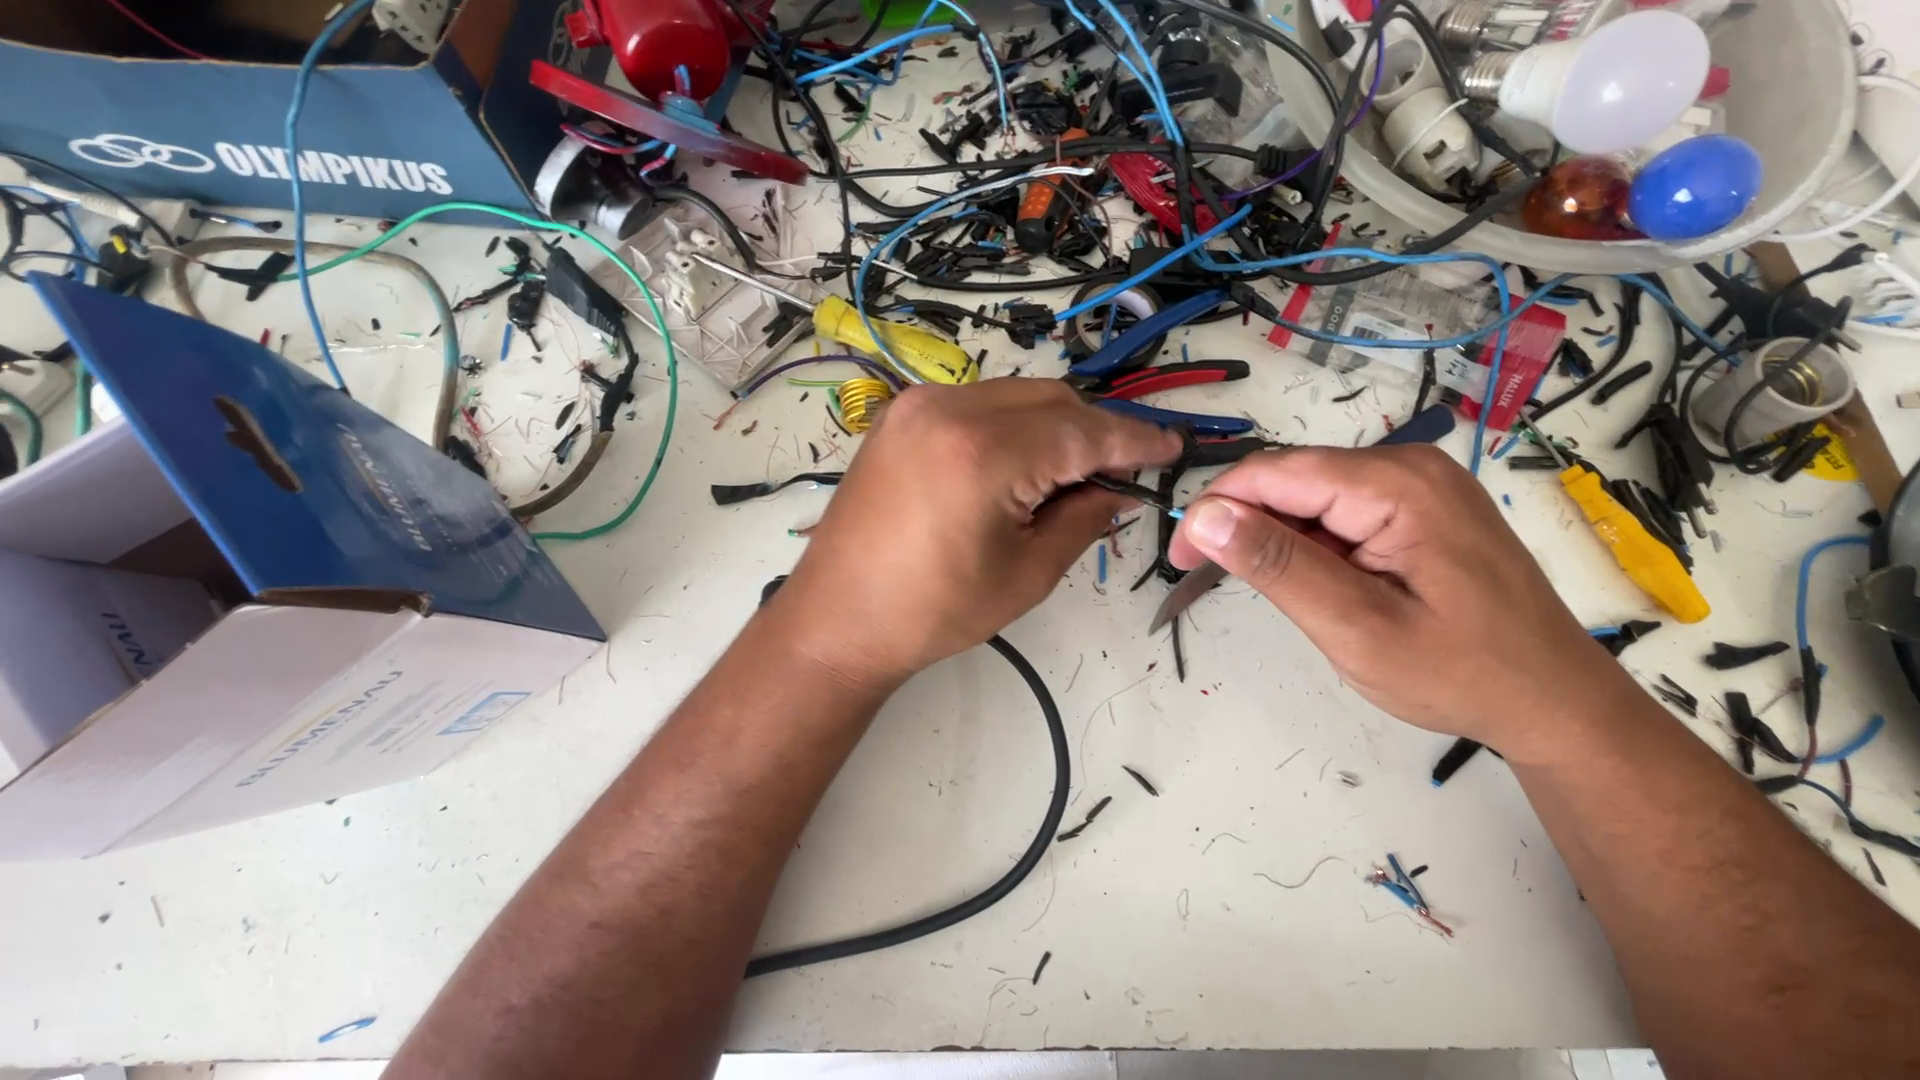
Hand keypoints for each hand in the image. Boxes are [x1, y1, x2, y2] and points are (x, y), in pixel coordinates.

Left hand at [771, 378, 1181, 688]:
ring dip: (1055, 426)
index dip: (1134, 439)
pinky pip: (979, 404)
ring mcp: (917, 406)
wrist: (837, 618)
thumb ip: (1083, 519)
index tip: (1172, 447)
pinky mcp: (900, 415)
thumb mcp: (1026, 575)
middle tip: (1120, 475)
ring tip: (1070, 477)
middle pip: (1053, 400)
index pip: (1083, 431)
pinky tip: (1022, 465)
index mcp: (983, 452)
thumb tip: (1118, 489)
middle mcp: (948, 409)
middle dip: (1095, 432)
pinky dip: (1013, 425)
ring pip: (1017, 396)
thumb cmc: (931, 612)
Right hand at [1169, 445, 1638, 756]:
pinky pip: (1344, 510)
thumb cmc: (1460, 673)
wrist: (1554, 702)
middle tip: (1220, 583)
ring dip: (1279, 538)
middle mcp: (1409, 466)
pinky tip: (1319, 583)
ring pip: (1313, 495)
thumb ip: (1278, 566)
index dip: (1215, 509)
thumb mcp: (1356, 628)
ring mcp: (1421, 485)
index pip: (1275, 473)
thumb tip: (1203, 515)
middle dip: (1246, 524)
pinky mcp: (1423, 508)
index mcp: (1398, 485)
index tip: (1181, 561)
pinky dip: (1314, 543)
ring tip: (1284, 594)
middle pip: (1293, 479)